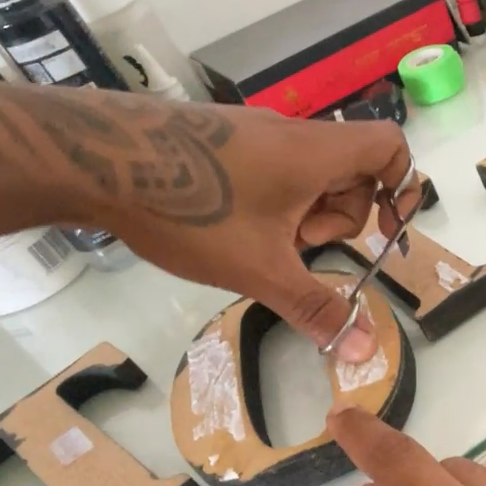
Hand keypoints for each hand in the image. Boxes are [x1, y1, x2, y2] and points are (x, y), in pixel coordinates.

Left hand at [0, 87, 422, 360]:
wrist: (83, 156)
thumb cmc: (188, 208)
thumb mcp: (261, 270)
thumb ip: (317, 308)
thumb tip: (365, 351)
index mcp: (315, 153)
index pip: (389, 147)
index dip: (401, 187)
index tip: (383, 231)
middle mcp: (291, 135)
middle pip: (350, 174)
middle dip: (336, 220)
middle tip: (299, 247)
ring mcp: (252, 134)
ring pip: (307, 178)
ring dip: (300, 217)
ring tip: (259, 243)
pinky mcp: (219, 140)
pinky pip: (271, 173)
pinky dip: (270, 205)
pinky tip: (230, 229)